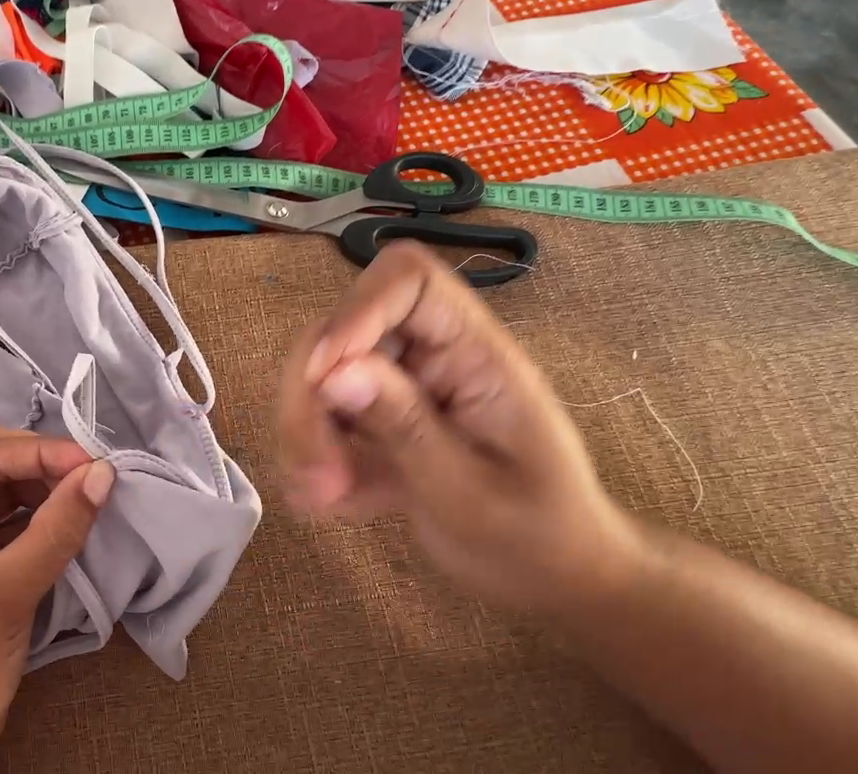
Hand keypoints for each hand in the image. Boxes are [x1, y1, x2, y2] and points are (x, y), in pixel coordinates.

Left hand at [0, 429, 115, 773]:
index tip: (95, 460)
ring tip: (87, 491)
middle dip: (41, 464)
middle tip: (92, 473)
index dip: (42, 453)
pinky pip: (4, 522)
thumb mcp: (10, 590)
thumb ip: (58, 527)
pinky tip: (68, 516)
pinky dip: (36, 517)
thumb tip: (103, 473)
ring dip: (42, 489)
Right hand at [276, 241, 643, 613]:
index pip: (409, 280)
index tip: (325, 377)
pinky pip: (323, 414)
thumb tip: (333, 371)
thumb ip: (404, 425)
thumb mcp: (470, 493)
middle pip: (342, 330)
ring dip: (304, 431)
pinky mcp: (378, 417)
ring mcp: (401, 384)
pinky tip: (330, 502)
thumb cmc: (534, 536)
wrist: (553, 576)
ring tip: (319, 497)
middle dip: (311, 395)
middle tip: (313, 472)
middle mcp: (430, 354)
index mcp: (474, 352)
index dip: (357, 310)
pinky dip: (311, 454)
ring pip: (320, 373)